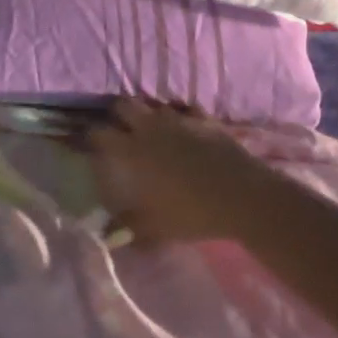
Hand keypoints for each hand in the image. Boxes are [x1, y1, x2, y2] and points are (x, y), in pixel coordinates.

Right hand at [77, 100, 276, 244]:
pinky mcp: (205, 120)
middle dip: (118, 115)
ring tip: (154, 130)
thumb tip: (106, 233)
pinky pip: (186, 109)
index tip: (91, 145)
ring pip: (154, 104)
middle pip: (122, 105)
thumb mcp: (158, 227)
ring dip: (150, 114)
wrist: (246, 197)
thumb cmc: (195, 212)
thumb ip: (129, 226)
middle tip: (122, 131)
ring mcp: (179, 120)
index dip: (92, 136)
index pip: (99, 133)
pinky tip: (186, 128)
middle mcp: (150, 128)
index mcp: (133, 150)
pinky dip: (182, 116)